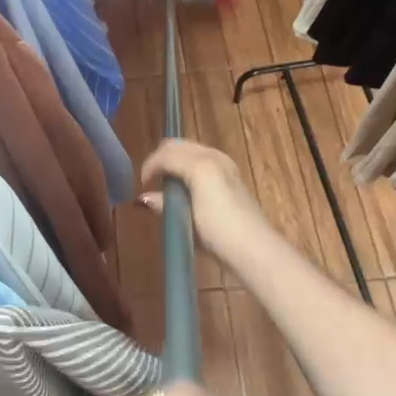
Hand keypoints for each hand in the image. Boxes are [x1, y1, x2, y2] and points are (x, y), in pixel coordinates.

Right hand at [138, 139, 272, 259]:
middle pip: (178, 147)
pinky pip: (202, 162)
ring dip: (175, 163)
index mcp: (202, 162)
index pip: (166, 152)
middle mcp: (213, 158)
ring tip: (166, 187)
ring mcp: (225, 167)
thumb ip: (166, 200)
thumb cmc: (219, 228)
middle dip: (161, 159)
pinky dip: (188, 168)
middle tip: (151, 181)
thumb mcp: (188, 214)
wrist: (255, 249)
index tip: (140, 185)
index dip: (149, 165)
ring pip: (190, 153)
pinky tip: (186, 191)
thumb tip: (145, 198)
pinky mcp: (232, 178)